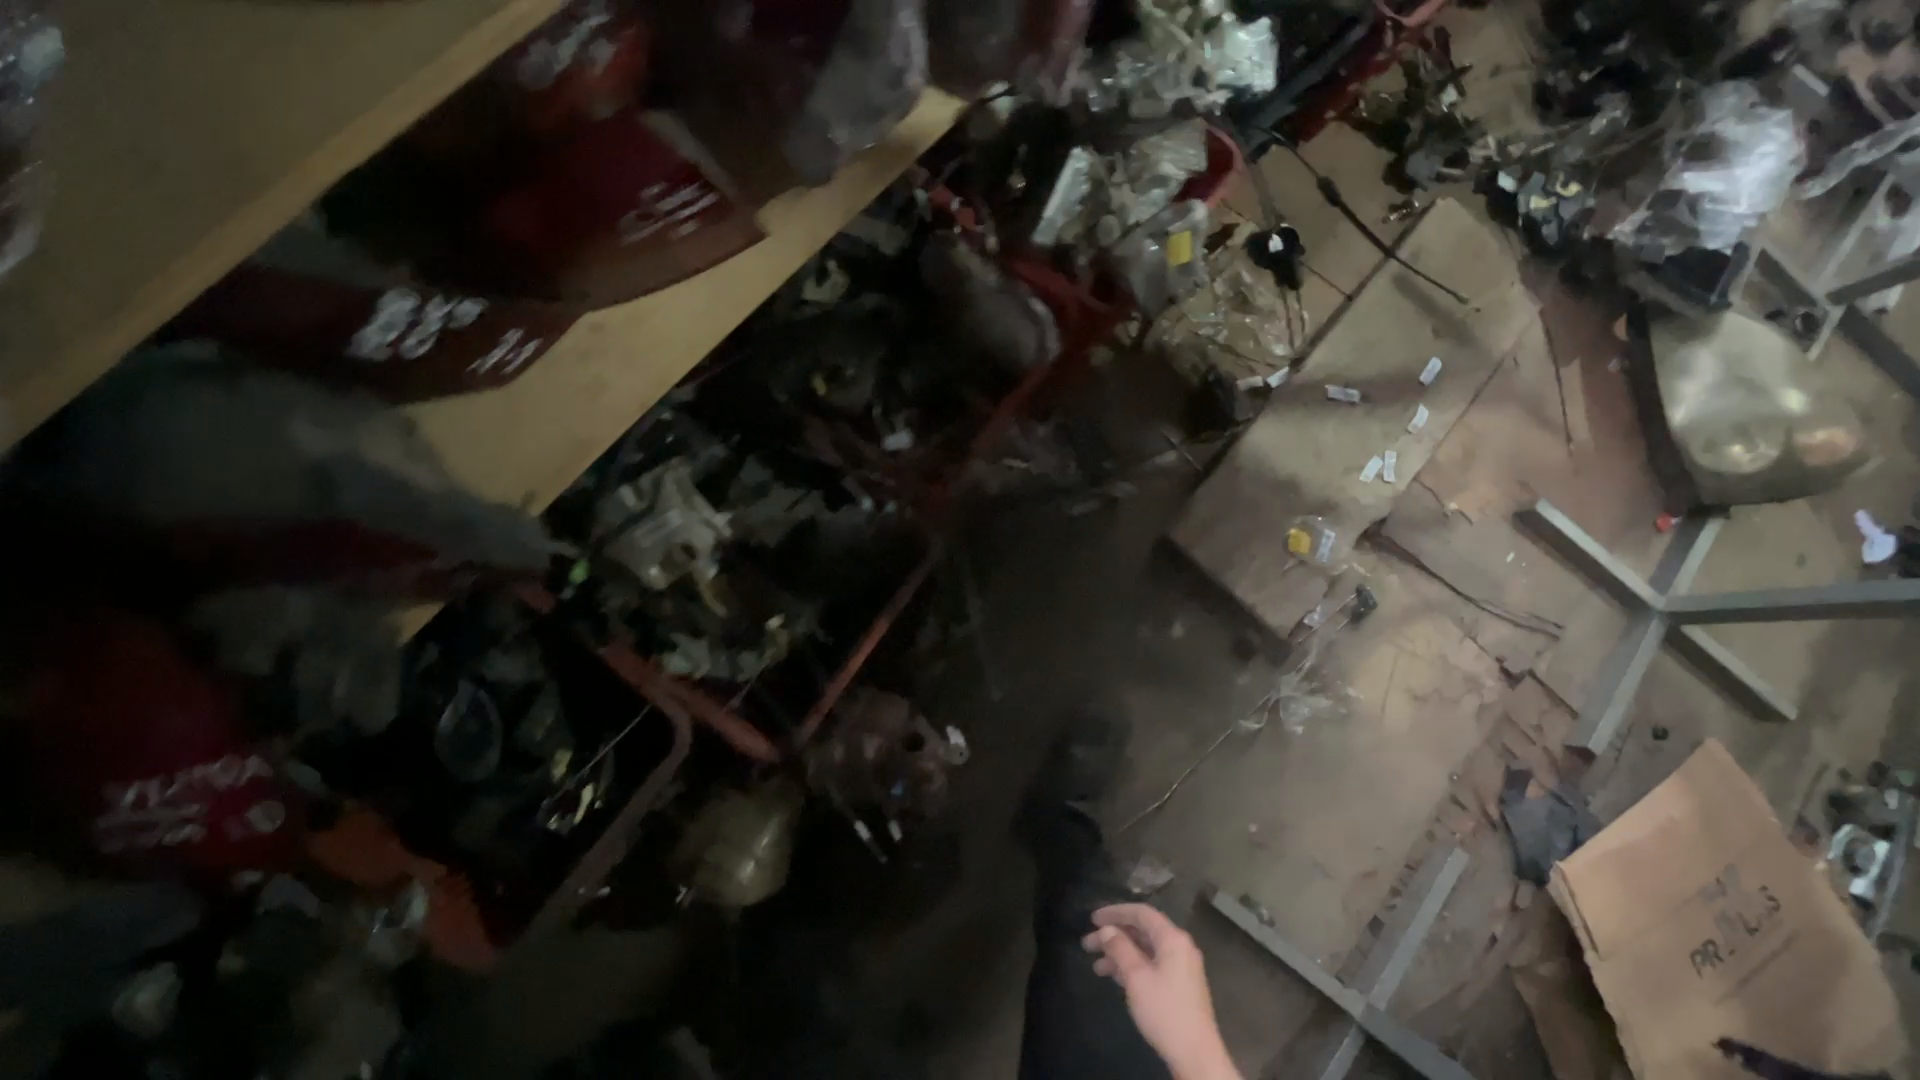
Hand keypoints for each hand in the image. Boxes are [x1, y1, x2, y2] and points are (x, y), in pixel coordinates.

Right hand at [1083, 903, 1239, 1079]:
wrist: (1195, 1054)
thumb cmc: (1164, 1010)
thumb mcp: (1137, 977)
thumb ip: (1120, 948)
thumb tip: (1107, 930)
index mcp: (1173, 939)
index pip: (1141, 913)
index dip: (1115, 912)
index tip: (1092, 919)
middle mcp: (1179, 947)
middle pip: (1142, 931)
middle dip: (1114, 935)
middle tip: (1087, 943)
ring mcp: (1180, 967)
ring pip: (1145, 950)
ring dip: (1120, 954)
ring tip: (1096, 966)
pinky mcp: (1178, 985)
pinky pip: (1151, 965)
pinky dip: (1132, 967)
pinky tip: (1114, 977)